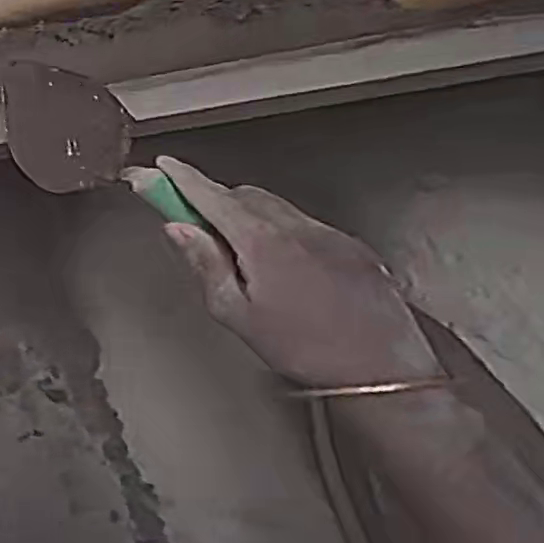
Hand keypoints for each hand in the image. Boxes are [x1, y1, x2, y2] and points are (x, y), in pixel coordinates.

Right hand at [153, 156, 439, 388]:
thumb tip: (177, 228)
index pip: (212, 196)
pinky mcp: (354, 248)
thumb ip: (203, 262)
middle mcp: (300, 229)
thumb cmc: (300, 347)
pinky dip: (276, 227)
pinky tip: (272, 259)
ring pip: (275, 206)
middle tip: (189, 218)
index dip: (182, 178)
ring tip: (232, 247)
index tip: (160, 166)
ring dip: (244, 213)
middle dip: (212, 198)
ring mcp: (332, 236)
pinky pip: (303, 222)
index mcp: (264, 242)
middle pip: (244, 195)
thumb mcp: (232, 309)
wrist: (383, 375)